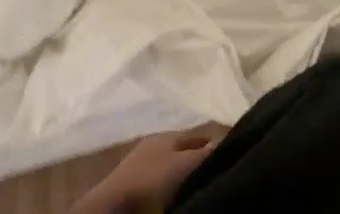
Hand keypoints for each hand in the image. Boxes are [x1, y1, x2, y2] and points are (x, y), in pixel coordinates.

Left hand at [78, 125, 226, 212]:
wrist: (110, 210)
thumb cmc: (152, 179)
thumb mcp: (188, 163)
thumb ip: (209, 152)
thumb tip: (228, 142)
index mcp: (167, 134)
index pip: (199, 136)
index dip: (216, 145)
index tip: (230, 156)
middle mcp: (153, 146)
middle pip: (184, 153)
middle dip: (198, 161)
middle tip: (214, 173)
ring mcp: (139, 167)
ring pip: (170, 169)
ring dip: (182, 177)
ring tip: (196, 187)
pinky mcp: (130, 188)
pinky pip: (159, 184)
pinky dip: (168, 189)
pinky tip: (177, 196)